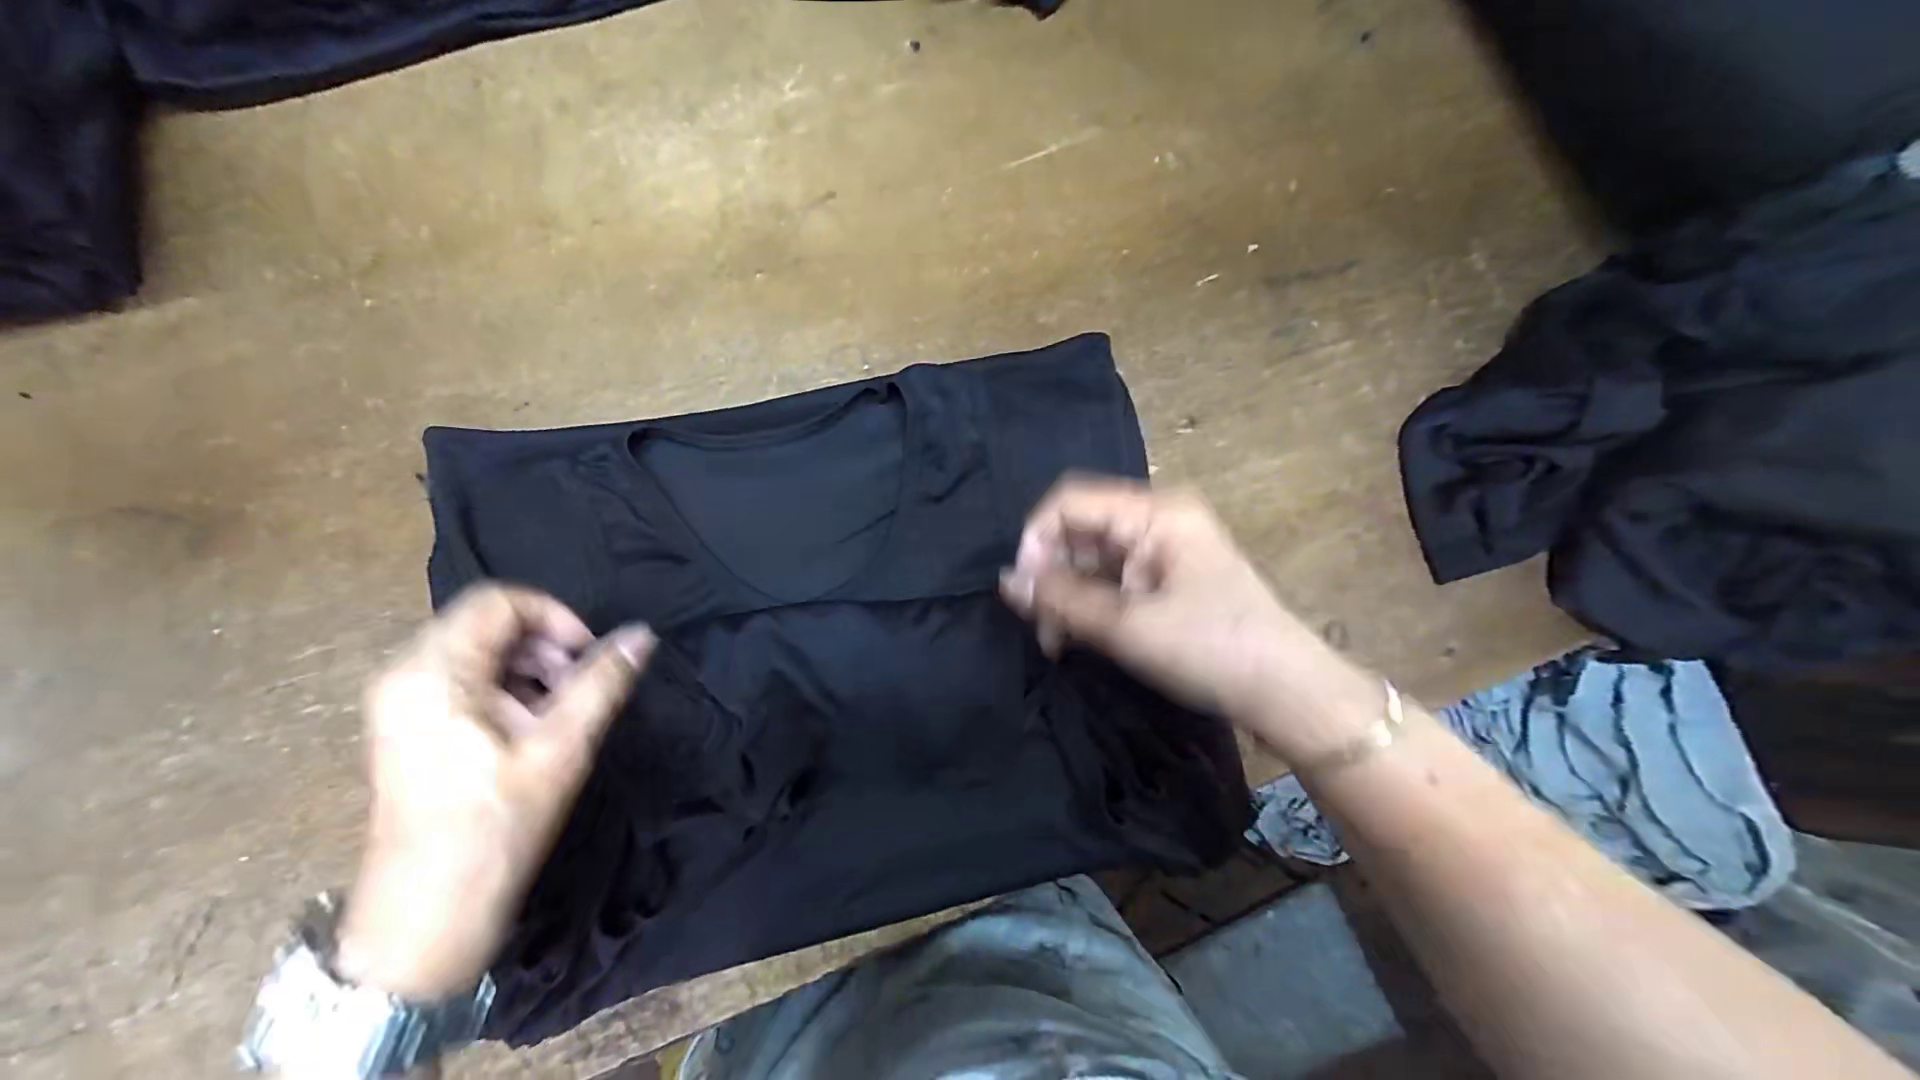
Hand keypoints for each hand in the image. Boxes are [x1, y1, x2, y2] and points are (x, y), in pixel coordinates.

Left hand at [335, 584, 654, 999]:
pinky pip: (467, 679)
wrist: (426, 917)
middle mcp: (405, 674)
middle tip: (580, 689)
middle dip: (546, 646)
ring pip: (481, 650)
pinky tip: (533, 728)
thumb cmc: (494, 827)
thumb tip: (642, 634)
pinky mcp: (409, 725)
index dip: (556, 617)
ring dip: (532, 667)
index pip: (501, 602)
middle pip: (489, 624)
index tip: (589, 657)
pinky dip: (510, 688)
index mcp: (432, 673)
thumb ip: (603, 682)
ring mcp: (401, 702)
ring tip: (561, 713)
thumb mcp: (561, 748)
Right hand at [998, 476, 1383, 763]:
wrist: (1289, 694)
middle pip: (1079, 529)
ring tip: (1057, 641)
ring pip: (1090, 558)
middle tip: (1040, 626)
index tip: (1024, 591)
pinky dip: (1088, 605)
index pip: (1070, 502)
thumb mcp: (1129, 626)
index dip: (1036, 539)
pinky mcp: (1164, 579)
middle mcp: (1157, 520)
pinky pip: (1110, 580)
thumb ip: (1063, 599)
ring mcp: (1162, 551)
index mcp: (1156, 513)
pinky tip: (1077, 637)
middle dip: (1050, 574)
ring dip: (1066, 595)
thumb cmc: (1213, 650)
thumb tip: (1006, 582)